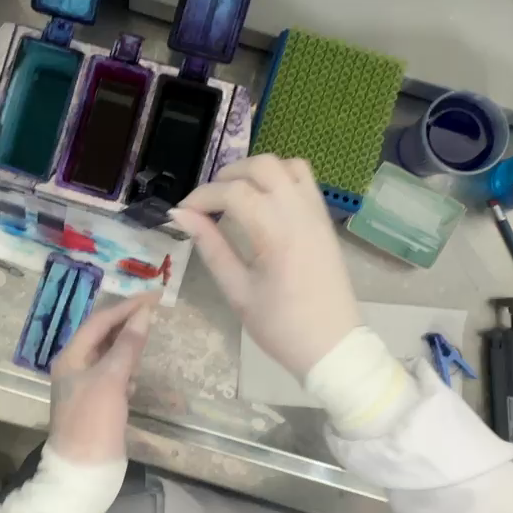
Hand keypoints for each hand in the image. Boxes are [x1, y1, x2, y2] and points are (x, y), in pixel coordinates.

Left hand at [47, 292, 158, 463]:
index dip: (125, 307)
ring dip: (127, 344)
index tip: (153, 298)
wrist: (84, 472)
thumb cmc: (93, 422)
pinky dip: (127, 369)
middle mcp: (74, 367)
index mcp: (71, 357)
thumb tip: (143, 314)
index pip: (99, 321)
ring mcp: (85, 387)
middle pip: (101, 335)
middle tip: (154, 311)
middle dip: (126, 322)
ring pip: (108, 354)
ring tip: (148, 335)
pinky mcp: (97, 404)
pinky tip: (137, 375)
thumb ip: (127, 345)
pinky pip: (113, 375)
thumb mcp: (111, 379)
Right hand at [171, 155, 358, 378]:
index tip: (182, 213)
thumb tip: (181, 215)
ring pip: (286, 165)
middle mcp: (300, 212)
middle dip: (227, 176)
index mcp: (277, 232)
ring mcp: (317, 213)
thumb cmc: (281, 326)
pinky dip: (279, 177)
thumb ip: (210, 246)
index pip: (233, 192)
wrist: (332, 347)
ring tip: (234, 195)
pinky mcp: (324, 220)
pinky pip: (304, 180)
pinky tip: (262, 200)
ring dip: (255, 171)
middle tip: (207, 202)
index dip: (202, 196)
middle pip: (261, 166)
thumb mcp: (237, 291)